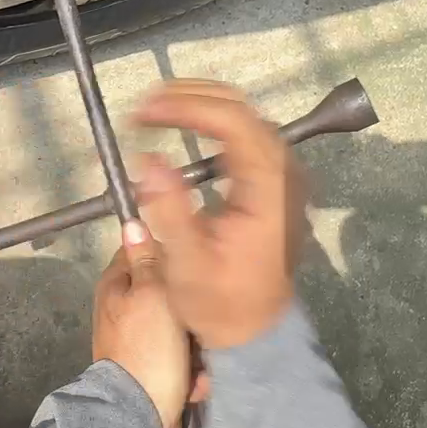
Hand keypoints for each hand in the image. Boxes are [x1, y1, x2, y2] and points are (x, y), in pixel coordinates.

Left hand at [91, 236, 195, 427]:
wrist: (140, 424)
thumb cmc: (147, 349)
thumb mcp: (152, 294)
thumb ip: (147, 259)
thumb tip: (131, 221)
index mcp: (117, 286)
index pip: (143, 250)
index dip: (169, 254)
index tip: (192, 263)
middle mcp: (124, 311)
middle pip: (167, 291)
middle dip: (191, 306)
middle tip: (201, 316)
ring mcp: (139, 343)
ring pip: (180, 328)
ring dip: (196, 343)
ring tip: (202, 357)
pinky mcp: (154, 373)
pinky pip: (182, 360)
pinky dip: (192, 371)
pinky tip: (197, 382)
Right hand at [134, 81, 307, 350]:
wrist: (257, 331)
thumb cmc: (222, 303)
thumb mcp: (188, 265)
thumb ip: (170, 210)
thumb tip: (148, 159)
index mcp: (269, 188)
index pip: (233, 122)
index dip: (187, 106)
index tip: (144, 112)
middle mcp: (282, 171)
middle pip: (240, 107)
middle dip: (189, 96)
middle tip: (143, 107)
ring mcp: (281, 172)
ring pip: (242, 113)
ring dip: (198, 103)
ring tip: (155, 110)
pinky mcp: (272, 177)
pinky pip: (242, 130)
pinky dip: (209, 119)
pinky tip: (181, 123)